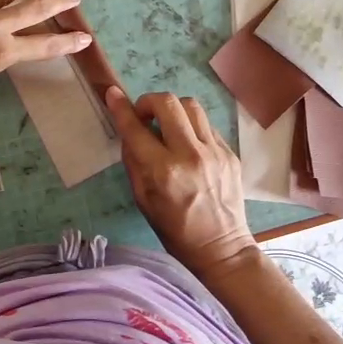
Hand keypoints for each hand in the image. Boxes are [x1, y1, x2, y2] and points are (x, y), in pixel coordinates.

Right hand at [104, 87, 257, 277]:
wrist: (222, 249)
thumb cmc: (175, 230)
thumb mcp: (143, 200)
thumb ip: (134, 161)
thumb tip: (129, 130)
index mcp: (163, 171)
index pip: (136, 128)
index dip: (120, 107)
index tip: (112, 94)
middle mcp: (189, 155)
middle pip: (168, 103)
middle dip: (149, 102)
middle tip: (145, 116)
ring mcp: (214, 152)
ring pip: (191, 105)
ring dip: (173, 110)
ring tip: (169, 126)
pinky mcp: (230, 153)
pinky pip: (206, 125)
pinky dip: (192, 128)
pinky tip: (190, 145)